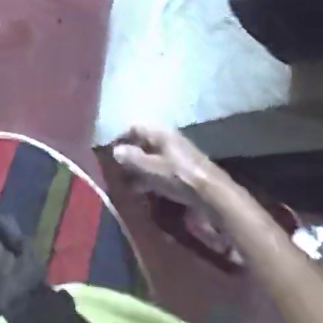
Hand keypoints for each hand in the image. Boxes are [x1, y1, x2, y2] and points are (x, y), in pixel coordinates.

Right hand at [112, 124, 243, 261]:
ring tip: (128, 184)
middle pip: (143, 142)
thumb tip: (116, 150)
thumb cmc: (178, 176)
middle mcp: (169, 139)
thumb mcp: (150, 168)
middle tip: (117, 170)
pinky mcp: (184, 169)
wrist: (212, 194)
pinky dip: (150, 177)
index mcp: (160, 133)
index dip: (121, 138)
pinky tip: (144, 190)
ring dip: (139, 169)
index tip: (110, 152)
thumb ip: (132, 158)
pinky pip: (161, 168)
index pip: (135, 127)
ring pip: (152, 157)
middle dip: (129, 156)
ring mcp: (178, 154)